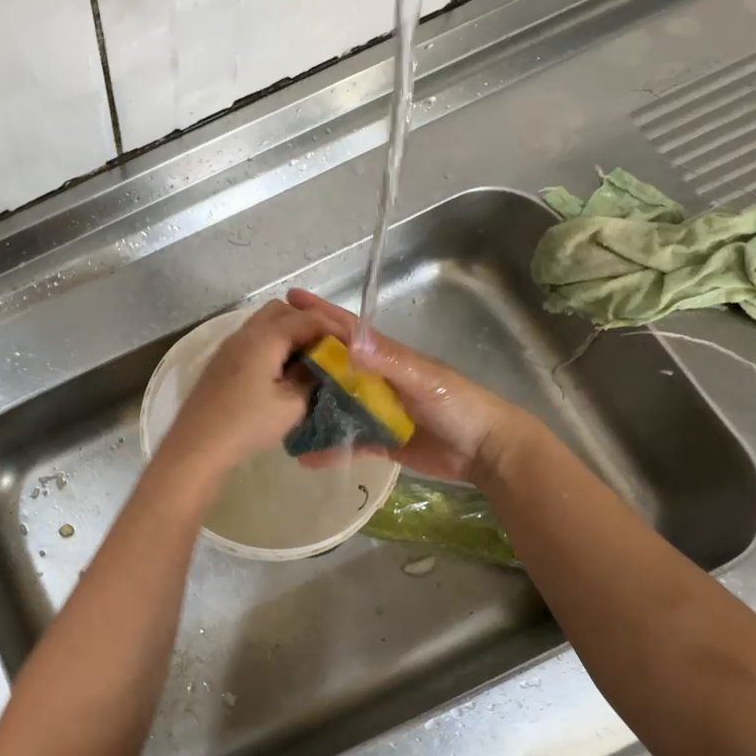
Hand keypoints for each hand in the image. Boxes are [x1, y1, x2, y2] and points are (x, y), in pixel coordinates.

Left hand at [158, 300, 325, 479]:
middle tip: (327, 349)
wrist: (197, 444)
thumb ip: (311, 378)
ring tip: (306, 362)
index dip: (333, 327)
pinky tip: (280, 373)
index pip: (307, 318)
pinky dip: (271, 346)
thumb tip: (320, 364)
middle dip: (308, 323)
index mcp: (265, 338)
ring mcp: (228, 346)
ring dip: (287, 334)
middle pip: (281, 311)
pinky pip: (251, 341)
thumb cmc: (247, 424)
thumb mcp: (292, 404)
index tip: (352, 344)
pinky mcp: (220, 363)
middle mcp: (244, 333)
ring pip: (263, 325)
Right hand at [286, 289, 541, 484]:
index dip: (320, 315)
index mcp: (388, 358)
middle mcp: (377, 380)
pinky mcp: (381, 440)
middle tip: (267, 362)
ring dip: (309, 407)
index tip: (289, 300)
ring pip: (335, 405)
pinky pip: (348, 441)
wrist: (488, 451)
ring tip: (276, 411)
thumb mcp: (425, 378)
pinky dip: (327, 448)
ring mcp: (378, 410)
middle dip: (303, 361)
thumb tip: (349, 341)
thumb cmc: (460, 404)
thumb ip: (389, 361)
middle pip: (333, 367)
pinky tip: (303, 455)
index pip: (347, 331)